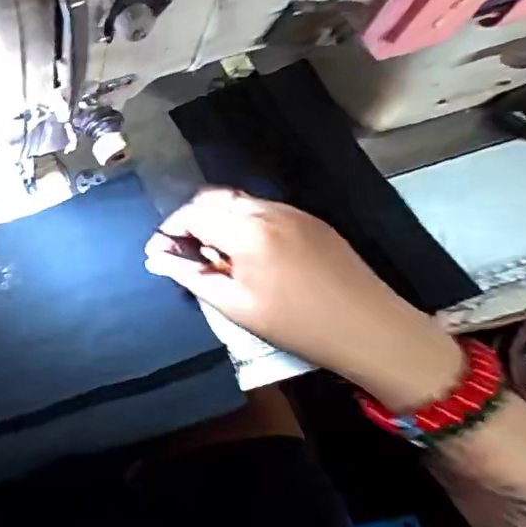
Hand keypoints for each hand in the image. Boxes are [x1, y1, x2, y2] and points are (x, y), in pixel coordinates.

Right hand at [145, 189, 461, 409]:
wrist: (368, 327)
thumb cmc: (296, 324)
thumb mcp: (235, 306)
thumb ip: (192, 276)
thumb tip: (157, 257)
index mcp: (247, 229)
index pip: (194, 213)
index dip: (171, 229)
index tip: (161, 251)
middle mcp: (269, 210)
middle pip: (215, 199)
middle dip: (192, 220)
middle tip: (185, 254)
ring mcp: (294, 212)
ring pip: (241, 203)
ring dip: (219, 220)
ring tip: (218, 258)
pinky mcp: (311, 221)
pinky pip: (266, 211)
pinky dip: (246, 224)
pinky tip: (250, 255)